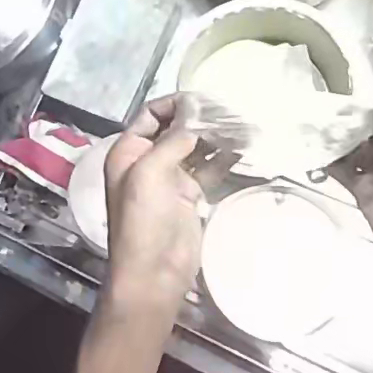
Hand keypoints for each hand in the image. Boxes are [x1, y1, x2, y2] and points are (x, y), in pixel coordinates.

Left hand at [103, 96, 226, 309]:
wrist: (154, 271)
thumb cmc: (143, 220)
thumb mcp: (150, 172)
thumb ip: (173, 140)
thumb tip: (196, 113)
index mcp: (129, 151)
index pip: (152, 114)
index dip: (176, 104)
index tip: (205, 100)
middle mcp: (148, 160)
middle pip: (177, 128)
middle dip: (202, 118)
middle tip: (232, 112)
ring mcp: (171, 178)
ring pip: (196, 147)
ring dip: (216, 136)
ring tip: (243, 126)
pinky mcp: (190, 195)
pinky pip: (208, 169)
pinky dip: (223, 158)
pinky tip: (242, 148)